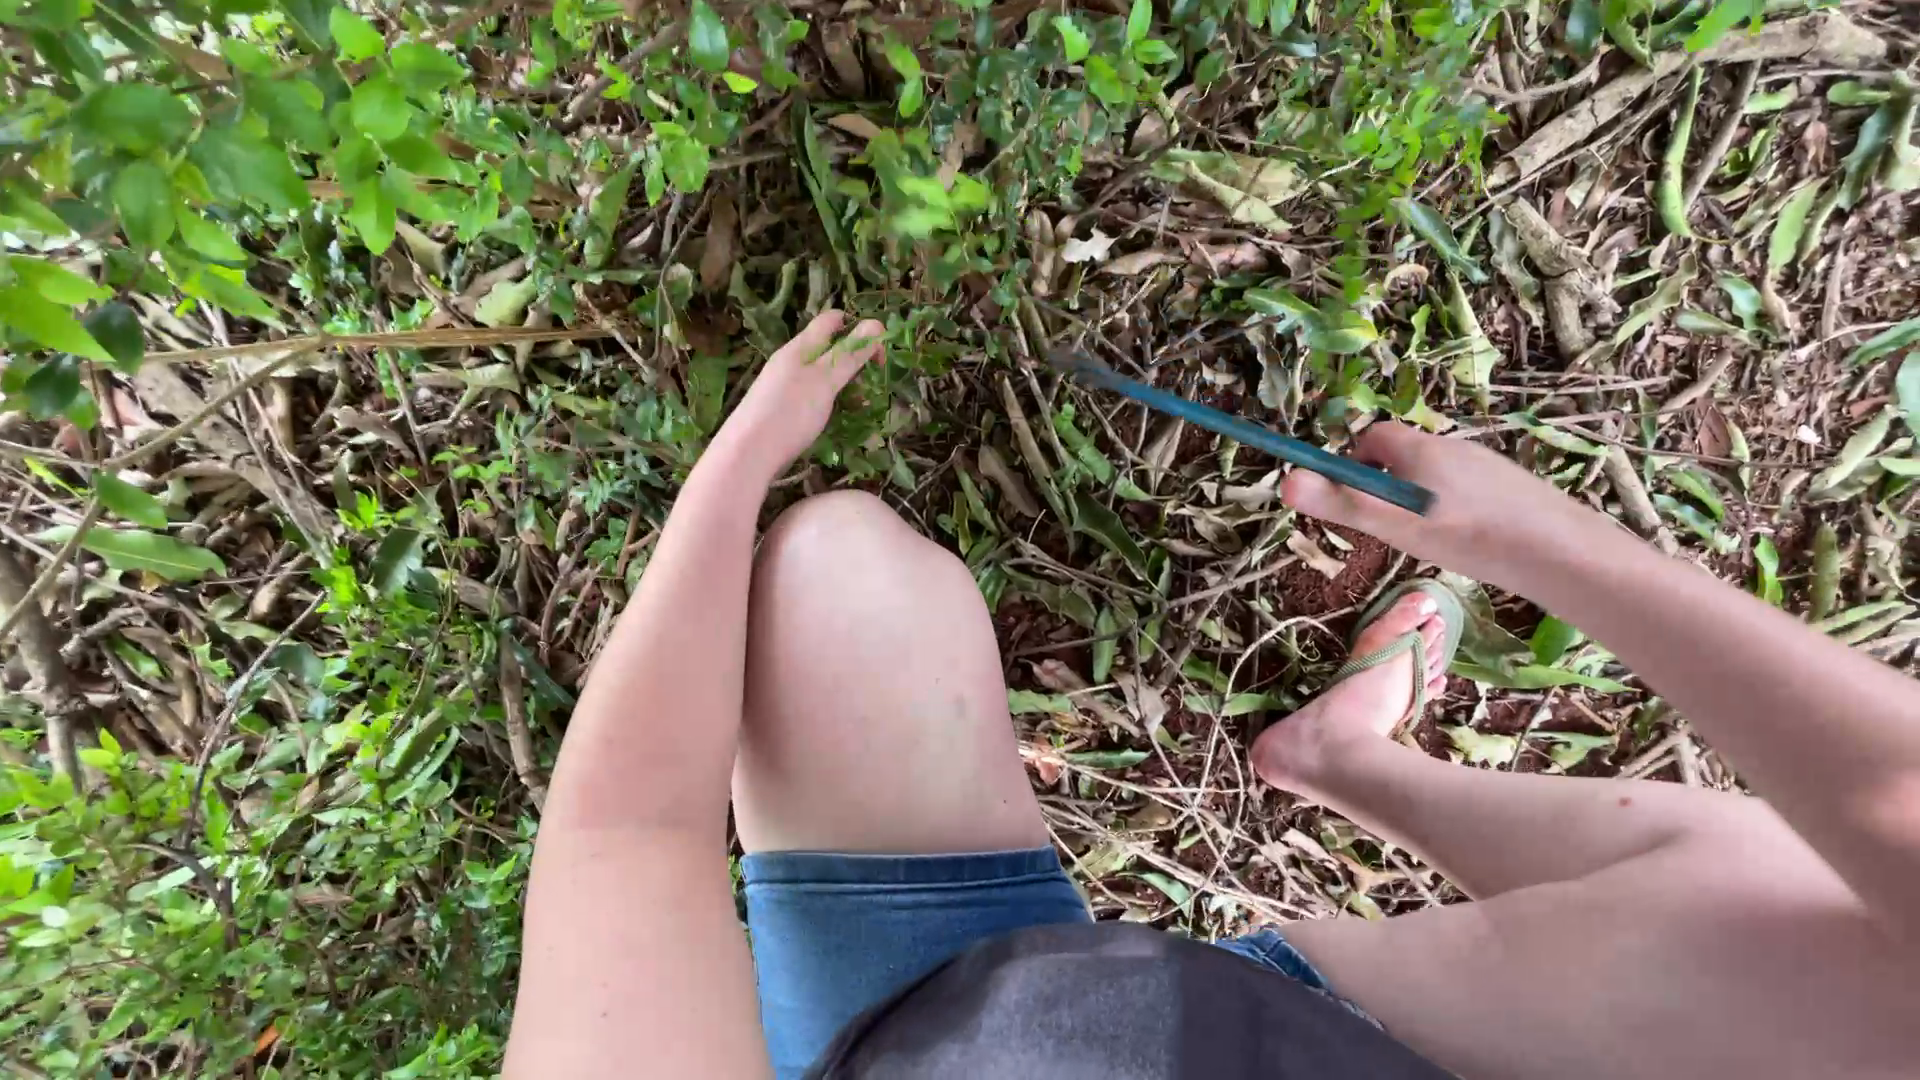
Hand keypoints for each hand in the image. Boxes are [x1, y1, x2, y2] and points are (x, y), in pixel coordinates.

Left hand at [717, 310, 884, 477]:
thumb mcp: (825, 380)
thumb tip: (877, 324)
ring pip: (822, 374)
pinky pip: (814, 395)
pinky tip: (839, 418)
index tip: (878, 350)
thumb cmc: (790, 411)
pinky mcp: (783, 407)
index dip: (857, 327)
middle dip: (855, 360)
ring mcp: (785, 384)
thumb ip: (850, 355)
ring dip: (845, 384)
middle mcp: (791, 360)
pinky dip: (831, 401)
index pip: (831, 320)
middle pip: (828, 348)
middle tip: (872, 381)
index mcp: (801, 347)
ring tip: (861, 404)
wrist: (748, 451)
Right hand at [1280, 422, 1610, 590]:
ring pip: (1429, 474)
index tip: (1349, 498)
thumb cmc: (1469, 536)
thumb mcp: (1394, 525)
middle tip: (1382, 525)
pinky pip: (1459, 487)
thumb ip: (1340, 503)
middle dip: (1379, 484)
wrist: (1564, 554)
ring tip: (1421, 538)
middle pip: (1398, 455)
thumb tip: (1284, 482)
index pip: (1370, 437)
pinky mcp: (1506, 485)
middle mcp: (1451, 446)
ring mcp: (1483, 465)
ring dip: (1412, 498)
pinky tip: (1461, 540)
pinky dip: (1445, 507)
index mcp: (1420, 448)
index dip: (1350, 463)